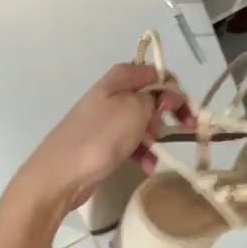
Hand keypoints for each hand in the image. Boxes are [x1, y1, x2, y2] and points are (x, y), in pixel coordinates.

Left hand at [9, 63, 193, 218]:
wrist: (60, 174)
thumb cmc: (100, 136)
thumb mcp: (135, 109)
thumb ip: (156, 97)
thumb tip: (164, 96)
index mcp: (119, 78)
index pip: (155, 73)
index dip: (173, 90)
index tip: (186, 112)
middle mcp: (112, 94)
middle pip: (150, 98)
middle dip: (166, 115)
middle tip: (182, 130)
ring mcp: (105, 119)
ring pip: (141, 122)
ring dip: (155, 137)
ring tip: (158, 154)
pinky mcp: (102, 143)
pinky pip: (130, 143)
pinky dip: (141, 152)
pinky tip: (147, 166)